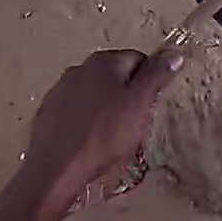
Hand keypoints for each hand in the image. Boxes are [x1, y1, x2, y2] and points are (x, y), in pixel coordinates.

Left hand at [22, 48, 187, 218]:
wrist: (56, 167)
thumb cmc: (103, 134)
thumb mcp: (139, 104)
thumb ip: (157, 75)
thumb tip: (173, 52)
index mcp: (103, 61)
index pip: (138, 60)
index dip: (148, 85)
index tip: (148, 108)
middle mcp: (79, 68)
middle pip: (116, 78)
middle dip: (128, 99)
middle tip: (133, 126)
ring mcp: (60, 90)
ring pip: (96, 96)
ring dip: (107, 111)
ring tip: (111, 139)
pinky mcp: (48, 112)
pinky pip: (77, 112)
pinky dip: (86, 123)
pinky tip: (89, 143)